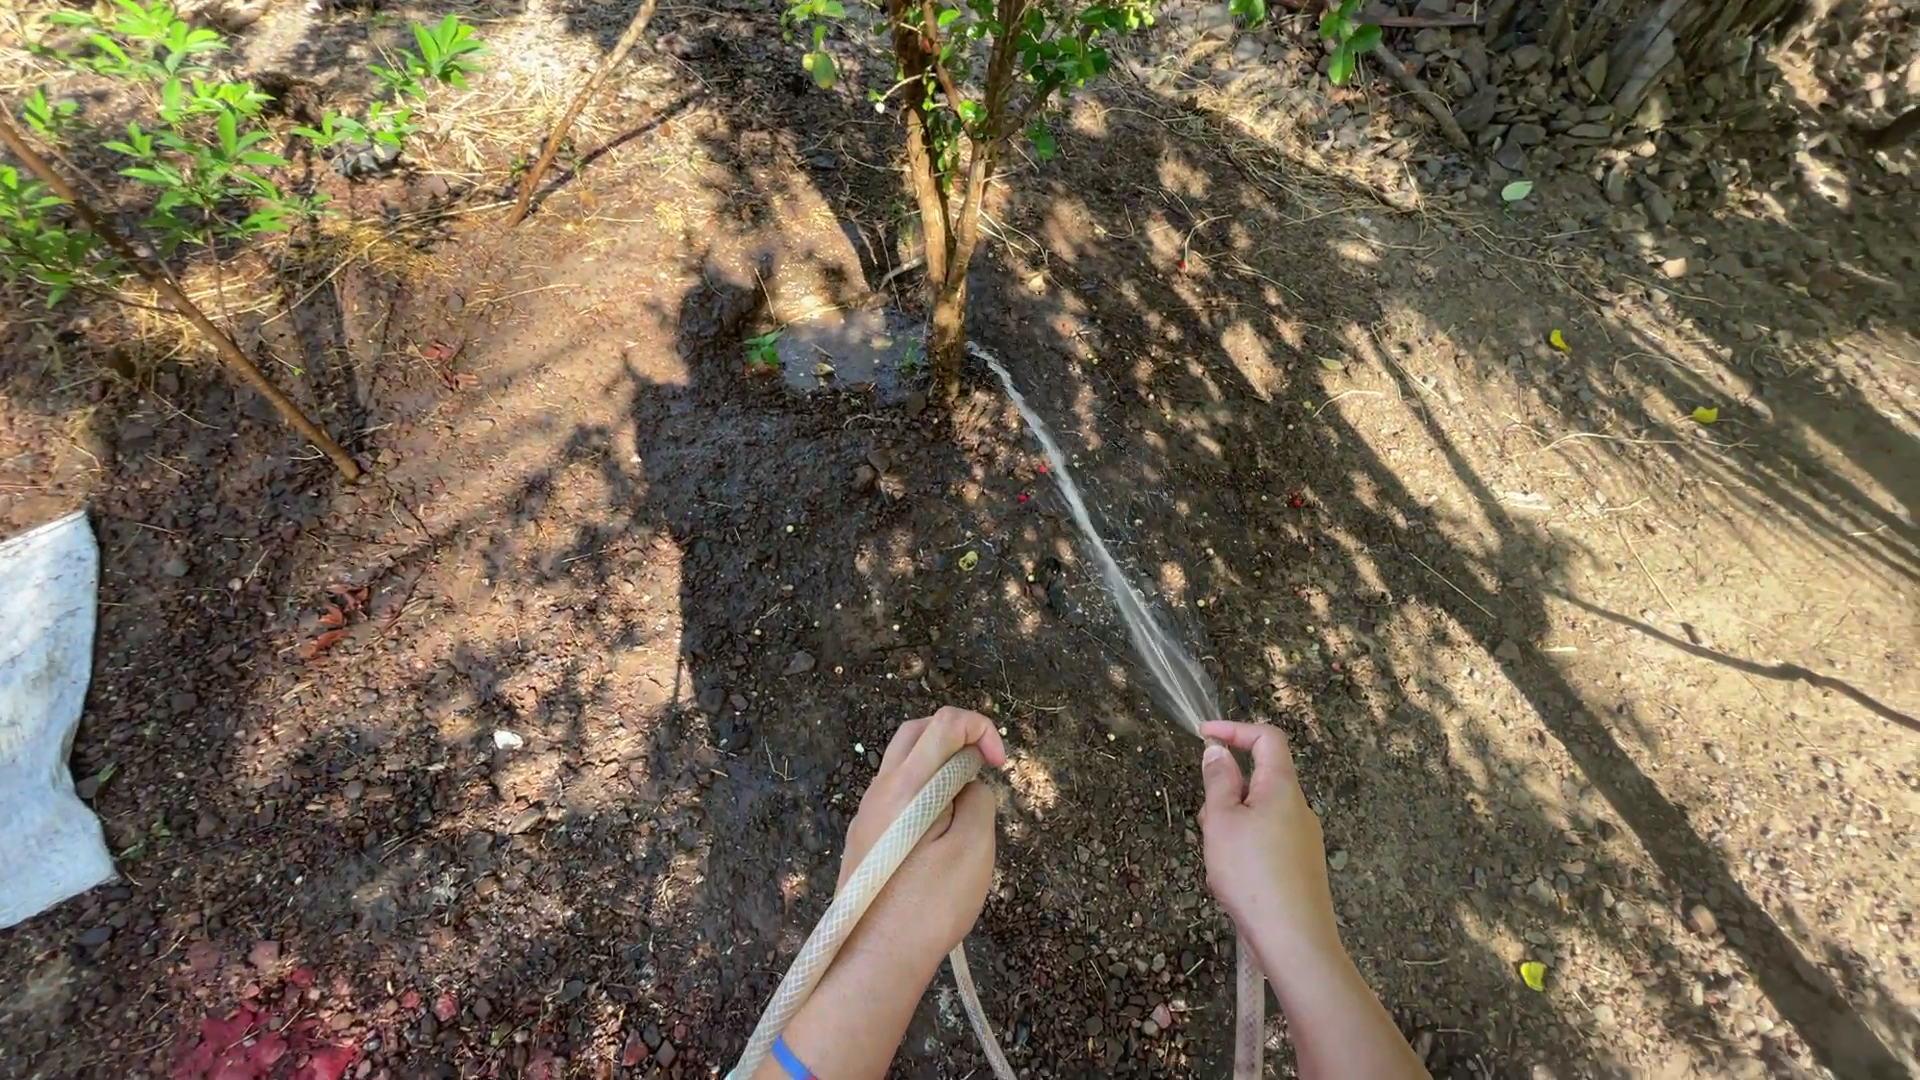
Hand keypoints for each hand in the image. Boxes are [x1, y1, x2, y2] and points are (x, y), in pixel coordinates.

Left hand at [837, 706, 1006, 972]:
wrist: (875, 960)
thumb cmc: (931, 903)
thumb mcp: (973, 848)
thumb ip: (976, 800)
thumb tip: (966, 786)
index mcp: (907, 783)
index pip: (945, 722)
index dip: (981, 728)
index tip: (999, 764)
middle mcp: (880, 788)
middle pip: (916, 731)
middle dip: (956, 734)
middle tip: (982, 765)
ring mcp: (867, 812)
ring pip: (902, 762)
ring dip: (938, 763)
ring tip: (965, 800)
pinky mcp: (864, 836)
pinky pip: (896, 792)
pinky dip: (924, 789)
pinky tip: (939, 830)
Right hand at [1197, 720, 1341, 969]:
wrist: (1295, 941)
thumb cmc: (1252, 872)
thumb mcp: (1221, 820)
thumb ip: (1218, 780)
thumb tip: (1218, 750)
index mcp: (1282, 787)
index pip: (1266, 738)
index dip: (1234, 728)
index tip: (1203, 734)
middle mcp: (1298, 807)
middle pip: (1259, 778)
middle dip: (1225, 791)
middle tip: (1206, 821)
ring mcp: (1303, 839)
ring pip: (1258, 812)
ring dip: (1230, 823)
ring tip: (1216, 858)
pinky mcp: (1301, 866)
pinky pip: (1266, 839)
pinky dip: (1242, 846)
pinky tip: (1230, 879)